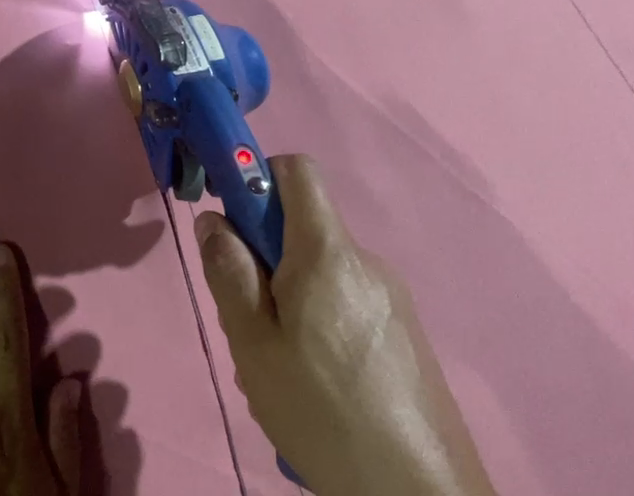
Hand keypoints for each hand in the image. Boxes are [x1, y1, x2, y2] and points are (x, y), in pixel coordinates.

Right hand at [196, 155, 496, 495]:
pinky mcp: (406, 332)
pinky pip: (347, 300)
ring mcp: (393, 297)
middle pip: (303, 226)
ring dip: (290, 294)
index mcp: (327, 253)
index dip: (255, 177)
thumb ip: (228, 273)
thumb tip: (215, 220)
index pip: (296, 170)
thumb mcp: (252, 344)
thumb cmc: (322, 412)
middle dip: (264, 254)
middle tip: (249, 317)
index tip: (230, 219)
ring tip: (281, 361)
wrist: (418, 494)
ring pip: (321, 269)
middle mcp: (366, 262)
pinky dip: (319, 318)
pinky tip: (316, 379)